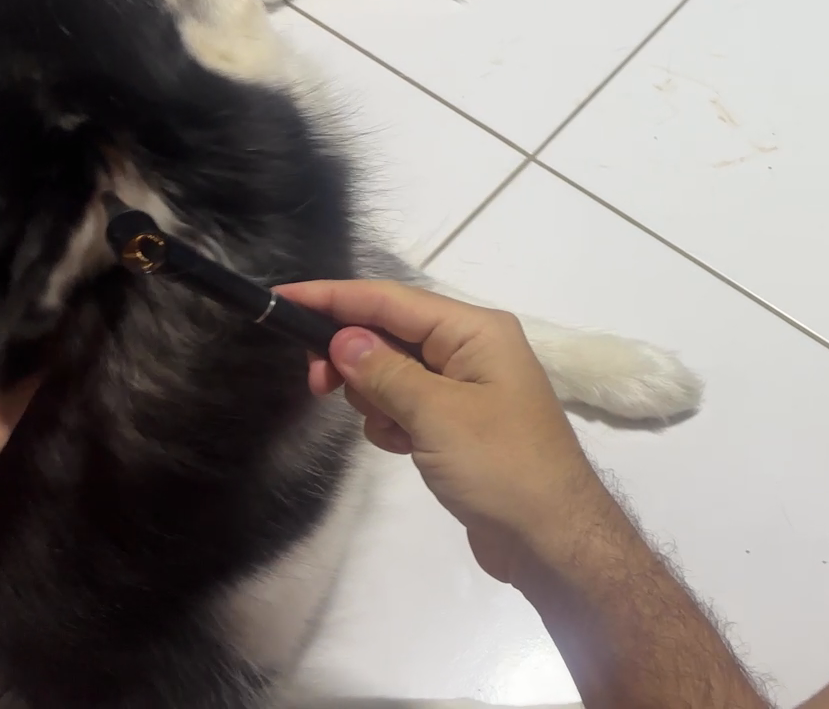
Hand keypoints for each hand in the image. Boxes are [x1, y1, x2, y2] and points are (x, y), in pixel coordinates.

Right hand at [277, 280, 620, 583]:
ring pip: (394, 372)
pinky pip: (408, 405)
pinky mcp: (461, 420)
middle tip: (319, 388)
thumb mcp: (438, 414)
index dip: (336, 297)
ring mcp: (469, 385)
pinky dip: (394, 423)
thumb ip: (387, 373)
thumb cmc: (500, 464)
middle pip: (392, 332)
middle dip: (354, 358)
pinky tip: (406, 449)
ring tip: (396, 432)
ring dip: (377, 399)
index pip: (395, 300)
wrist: (548, 531)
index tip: (281, 297)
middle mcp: (475, 348)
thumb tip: (344, 336)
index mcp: (478, 331)